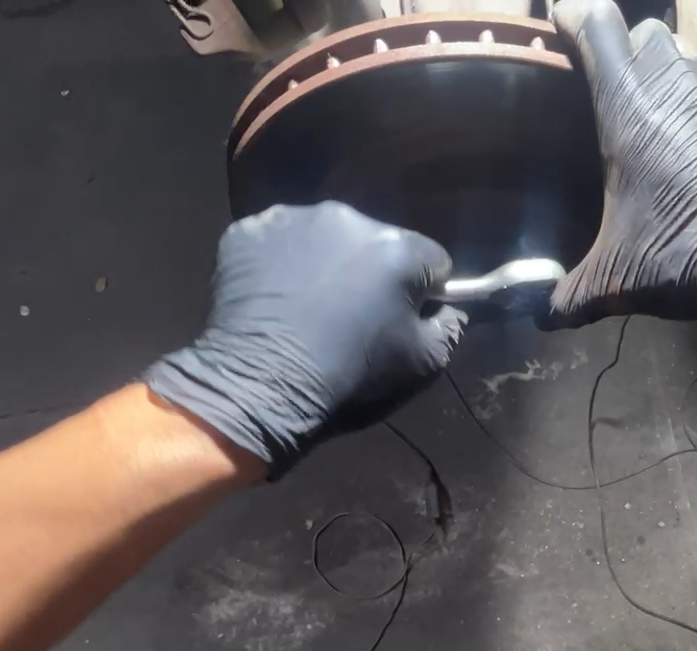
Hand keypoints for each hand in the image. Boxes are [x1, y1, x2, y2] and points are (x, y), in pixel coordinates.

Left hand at [144, 202, 465, 479]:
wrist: (261, 386)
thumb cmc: (353, 376)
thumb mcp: (424, 364)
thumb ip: (449, 327)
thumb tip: (449, 309)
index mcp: (397, 249)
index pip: (434, 259)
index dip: (428, 291)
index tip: (411, 318)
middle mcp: (347, 219)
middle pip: (380, 241)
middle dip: (376, 272)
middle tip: (359, 316)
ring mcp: (291, 219)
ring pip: (329, 237)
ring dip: (331, 263)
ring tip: (316, 307)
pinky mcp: (247, 231)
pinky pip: (282, 242)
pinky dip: (286, 264)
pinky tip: (282, 298)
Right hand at [548, 0, 696, 336]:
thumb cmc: (683, 254)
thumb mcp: (615, 281)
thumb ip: (571, 296)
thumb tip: (545, 318)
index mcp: (630, 110)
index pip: (597, 27)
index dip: (573, 15)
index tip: (559, 20)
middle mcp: (675, 89)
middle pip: (645, 33)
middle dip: (624, 47)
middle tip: (608, 84)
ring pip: (685, 56)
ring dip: (664, 73)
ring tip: (649, 116)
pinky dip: (695, 107)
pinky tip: (690, 149)